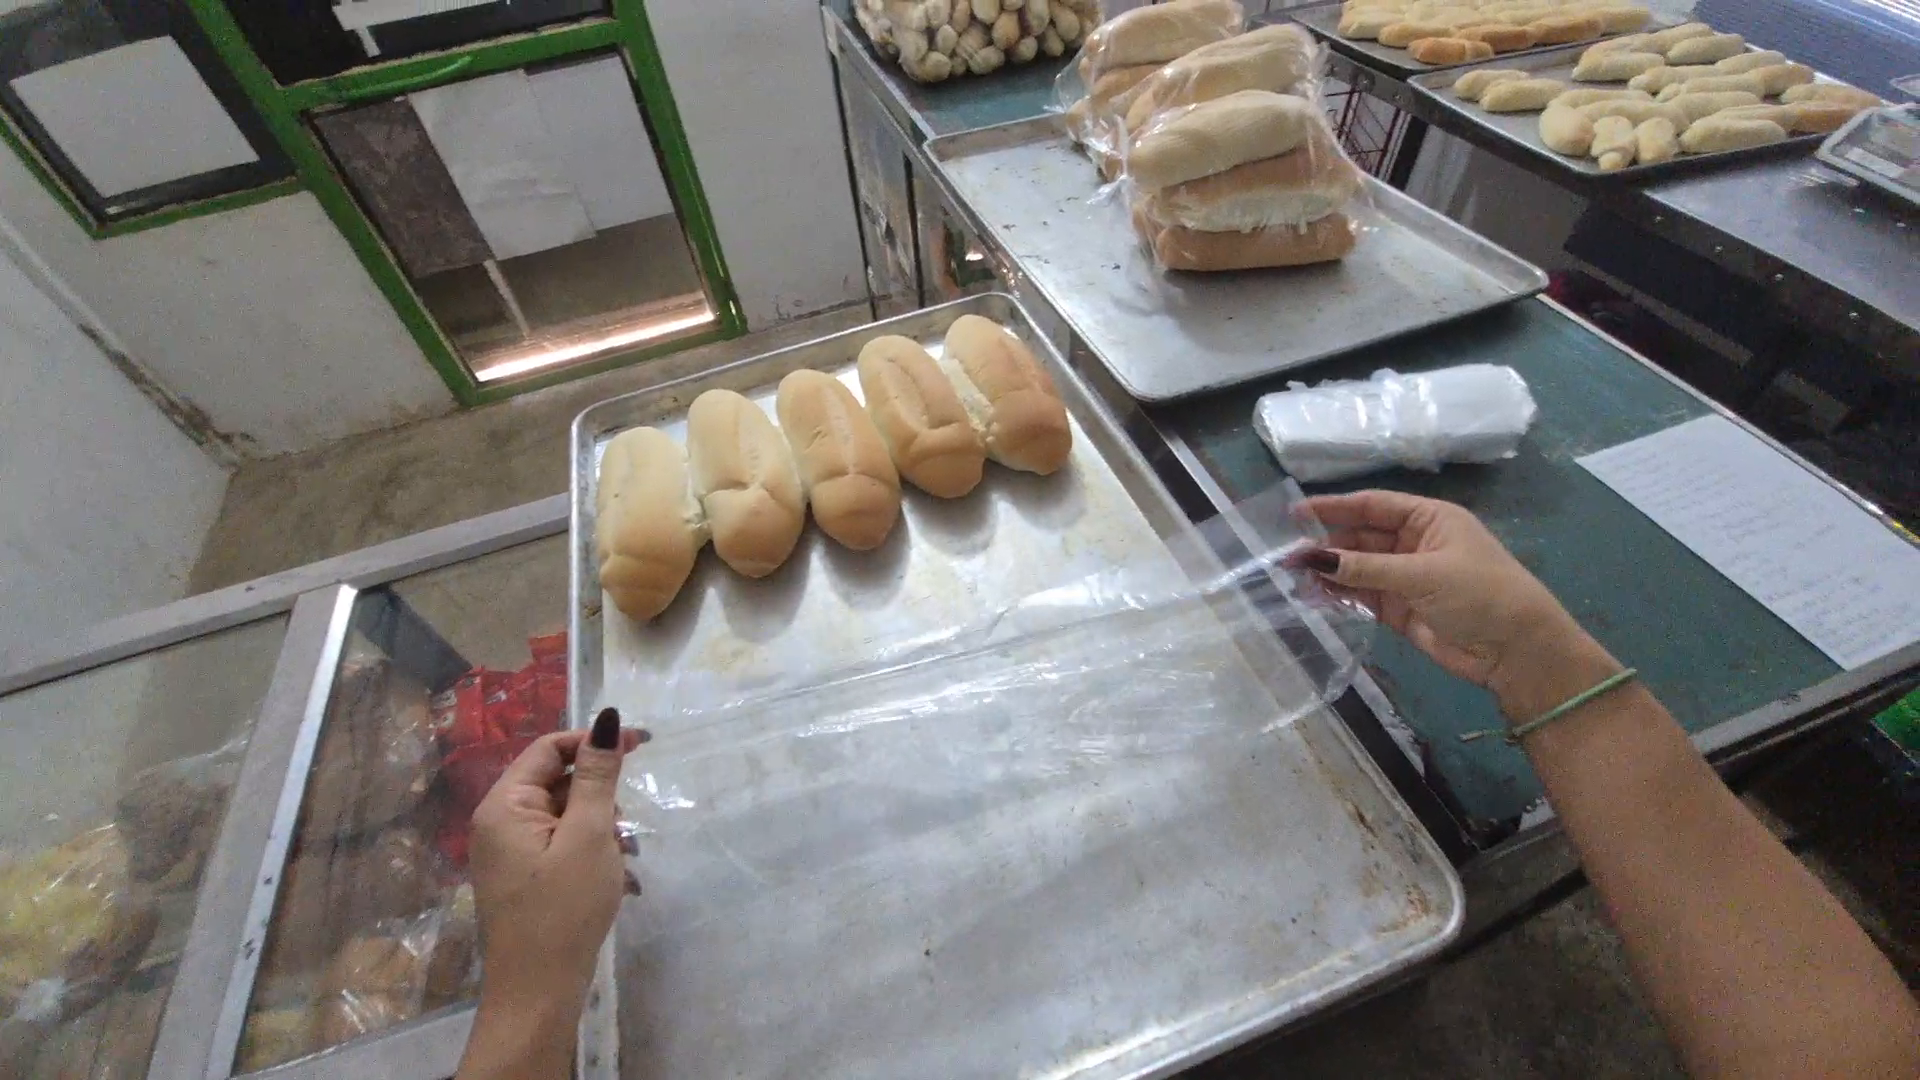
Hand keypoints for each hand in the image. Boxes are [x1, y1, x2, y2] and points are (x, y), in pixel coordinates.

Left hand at [462, 718, 640, 1076]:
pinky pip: (563, 836)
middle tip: (629, 814)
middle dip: (600, 788)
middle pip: (557, 777)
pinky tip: (614, 866)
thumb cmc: (564, 907)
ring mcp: (511, 849)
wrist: (539, 992)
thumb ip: (597, 775)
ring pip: (565, 808)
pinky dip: (592, 841)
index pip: (550, 748)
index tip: (642, 744)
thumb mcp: (589, 833)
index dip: (594, 739)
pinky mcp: (526, 872)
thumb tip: (607, 718)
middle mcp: (500, 822)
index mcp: (505, 806)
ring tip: (623, 848)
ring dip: (600, 818)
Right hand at [1296, 490, 1618, 717]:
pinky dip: (1336, 592)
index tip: (1294, 513)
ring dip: (1327, 570)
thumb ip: (1363, 567)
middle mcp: (1412, 542)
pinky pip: (1358, 592)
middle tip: (1288, 556)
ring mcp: (1402, 575)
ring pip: (1354, 565)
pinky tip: (1313, 594)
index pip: (1372, 506)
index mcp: (1428, 519)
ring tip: (1294, 576)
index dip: (1333, 507)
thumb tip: (1310, 558)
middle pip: (1358, 536)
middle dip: (1325, 544)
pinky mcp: (1395, 606)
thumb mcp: (1421, 574)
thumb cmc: (1481, 595)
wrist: (1516, 653)